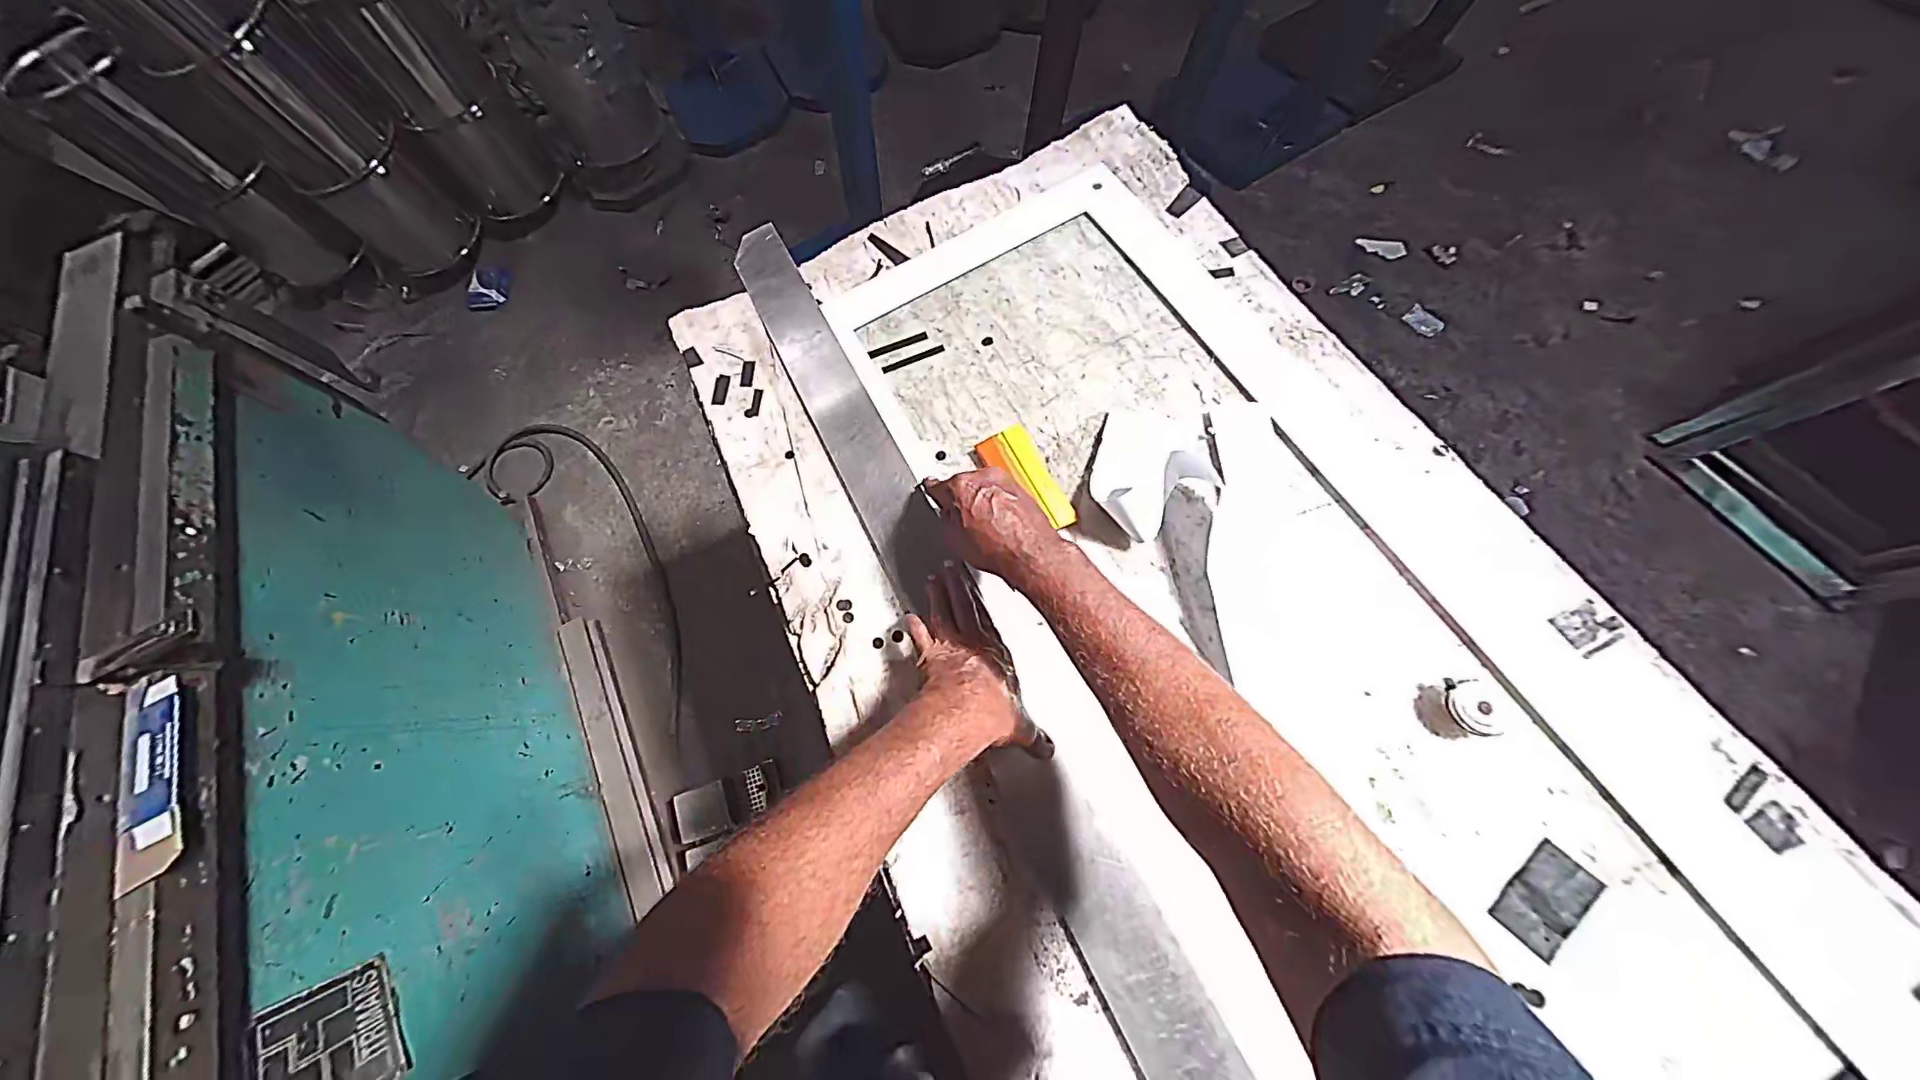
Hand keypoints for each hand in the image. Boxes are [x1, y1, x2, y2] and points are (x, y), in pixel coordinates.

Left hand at [905, 565, 1044, 754]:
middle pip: (964, 606)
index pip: (987, 619)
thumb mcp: (1020, 726)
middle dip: (959, 586)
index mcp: (996, 652)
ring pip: (944, 612)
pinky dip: (915, 626)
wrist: (966, 712)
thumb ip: (1032, 733)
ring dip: (938, 595)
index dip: (980, 601)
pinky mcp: (930, 656)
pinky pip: (921, 637)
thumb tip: (1045, 747)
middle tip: (952, 568)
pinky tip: (909, 616)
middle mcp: (973, 643)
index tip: (976, 587)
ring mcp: (950, 646)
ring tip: (934, 579)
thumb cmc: (991, 711)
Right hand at [924, 468, 1073, 591]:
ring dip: (983, 503)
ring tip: (986, 528)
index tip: (936, 495)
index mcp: (960, 485)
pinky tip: (1000, 527)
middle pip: (965, 485)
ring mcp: (1005, 481)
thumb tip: (948, 515)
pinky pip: (1003, 496)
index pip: (939, 486)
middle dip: (963, 500)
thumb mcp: (953, 539)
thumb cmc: (997, 548)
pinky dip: (1000, 507)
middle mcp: (984, 477)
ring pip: (986, 489)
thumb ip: (946, 519)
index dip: (936, 495)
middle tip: (963, 521)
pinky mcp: (1022, 490)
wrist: (1030, 554)